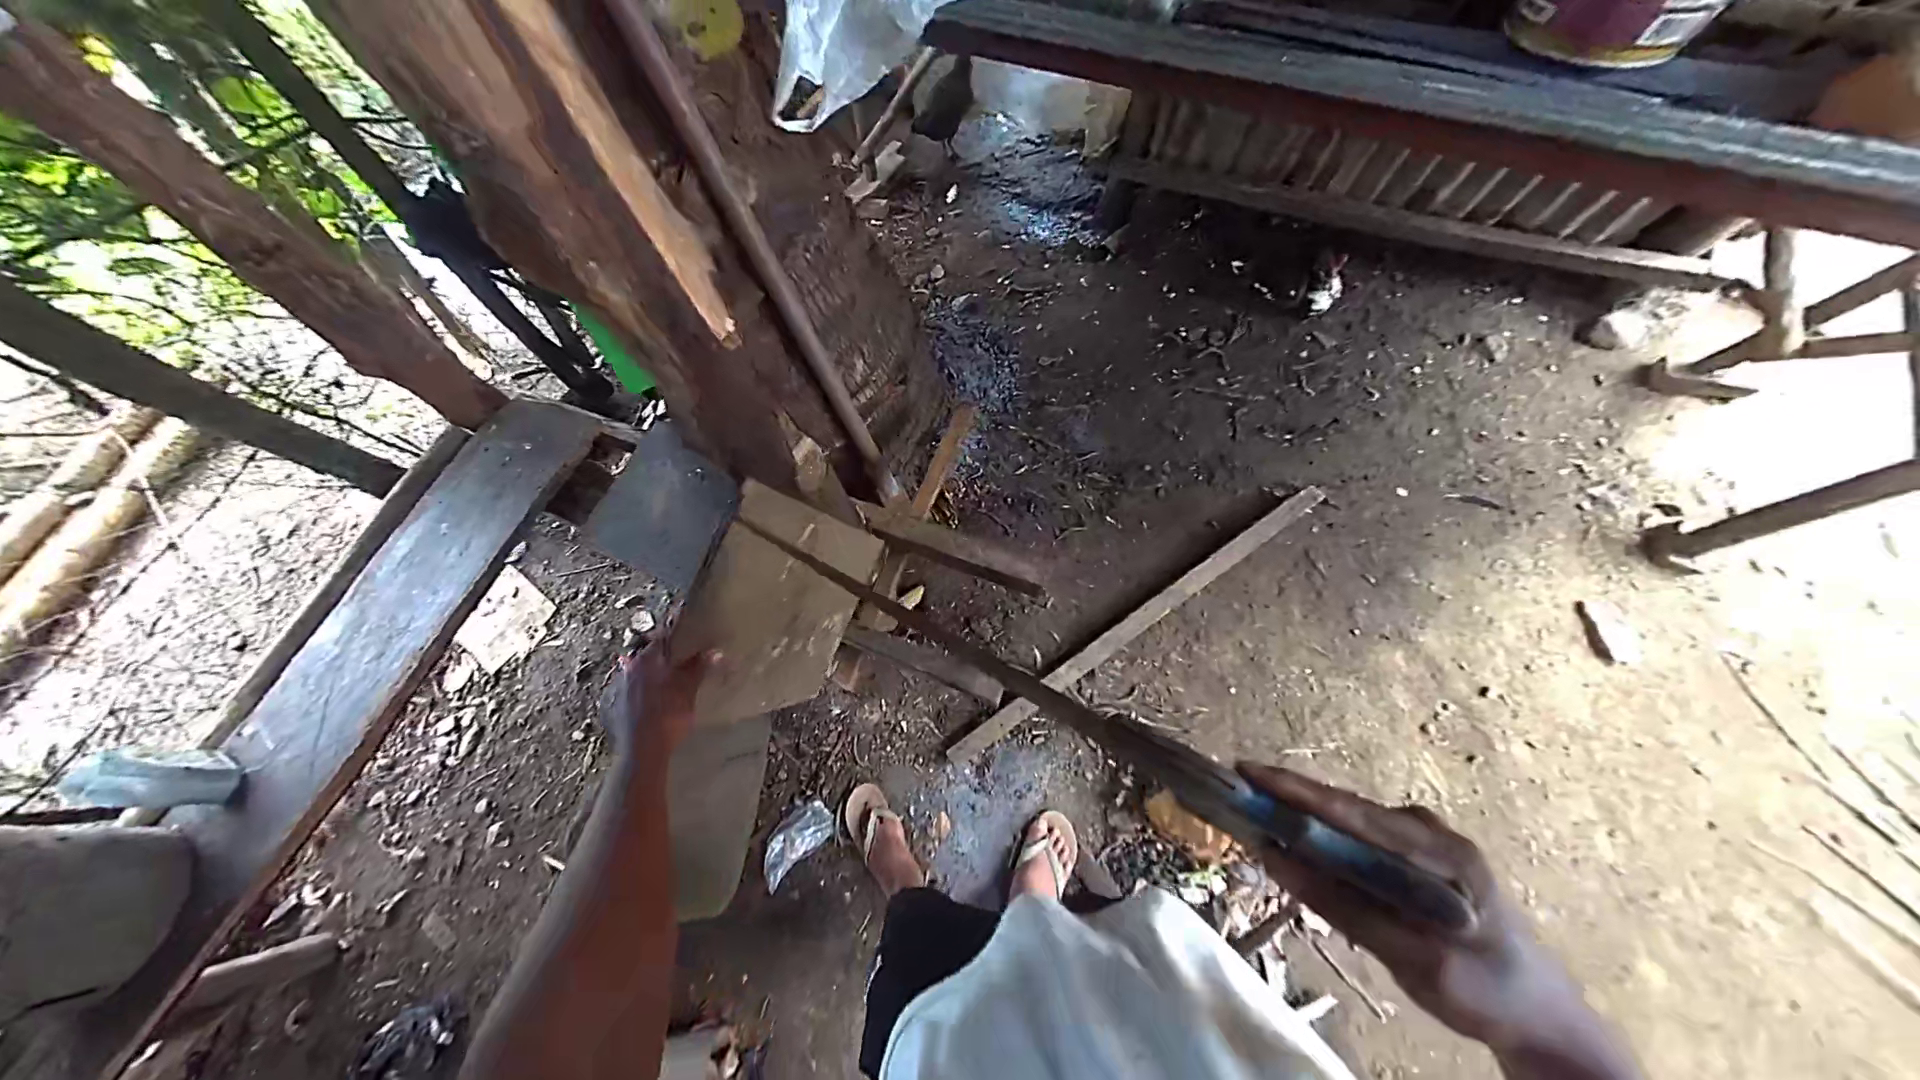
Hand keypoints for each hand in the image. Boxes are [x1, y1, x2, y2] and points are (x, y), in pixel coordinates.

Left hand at [599, 642, 717, 761]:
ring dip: (648, 679)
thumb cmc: (668, 714)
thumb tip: (714, 652)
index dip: (675, 640)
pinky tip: (648, 706)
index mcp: (646, 660)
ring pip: (636, 676)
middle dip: (661, 661)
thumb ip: (699, 667)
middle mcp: (627, 670)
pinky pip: (627, 695)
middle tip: (679, 668)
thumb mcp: (689, 689)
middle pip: (647, 658)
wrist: (643, 750)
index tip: (687, 643)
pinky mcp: (610, 709)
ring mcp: (616, 690)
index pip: (661, 640)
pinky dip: (637, 696)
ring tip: (664, 689)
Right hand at [1237, 765, 1636, 1076]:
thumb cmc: (1486, 991)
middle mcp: (1428, 831)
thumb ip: (1346, 906)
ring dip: (1301, 818)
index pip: (1351, 810)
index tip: (1245, 771)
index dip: (1294, 789)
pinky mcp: (1412, 856)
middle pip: (1344, 808)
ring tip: (1254, 812)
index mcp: (1440, 849)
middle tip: (1235, 789)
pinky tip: (1295, 842)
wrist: (1542, 1018)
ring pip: (1346, 822)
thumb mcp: (1416, 959)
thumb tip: (1276, 858)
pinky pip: (1355, 840)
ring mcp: (1421, 841)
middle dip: (1288, 797)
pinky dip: (1321, 839)